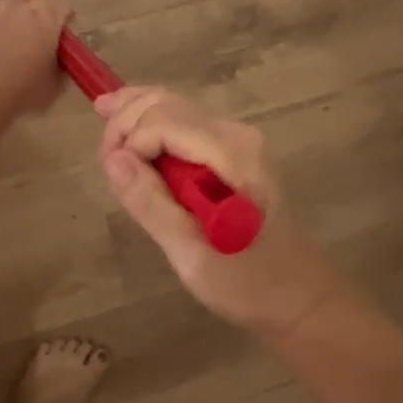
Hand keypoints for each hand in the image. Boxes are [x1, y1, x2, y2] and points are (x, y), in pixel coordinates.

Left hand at [0, 0, 72, 116]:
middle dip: (21, 0)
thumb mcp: (52, 88)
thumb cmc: (22, 89)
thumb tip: (60, 68)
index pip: (60, 4)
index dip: (61, 14)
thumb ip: (58, 72)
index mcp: (44, 18)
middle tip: (20, 21)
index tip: (61, 26)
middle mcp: (15, 5)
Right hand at [96, 87, 342, 335]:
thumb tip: (113, 159)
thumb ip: (152, 204)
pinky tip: (130, 132)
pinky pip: (184, 123)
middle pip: (167, 104)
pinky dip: (153, 124)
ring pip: (173, 106)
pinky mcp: (232, 150)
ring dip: (137, 115)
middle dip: (127, 120)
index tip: (109, 174)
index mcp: (233, 155)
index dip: (129, 140)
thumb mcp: (193, 256)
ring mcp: (237, 138)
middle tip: (102, 158)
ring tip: (103, 124)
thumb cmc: (248, 284)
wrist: (300, 298)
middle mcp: (236, 133)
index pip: (164, 121)